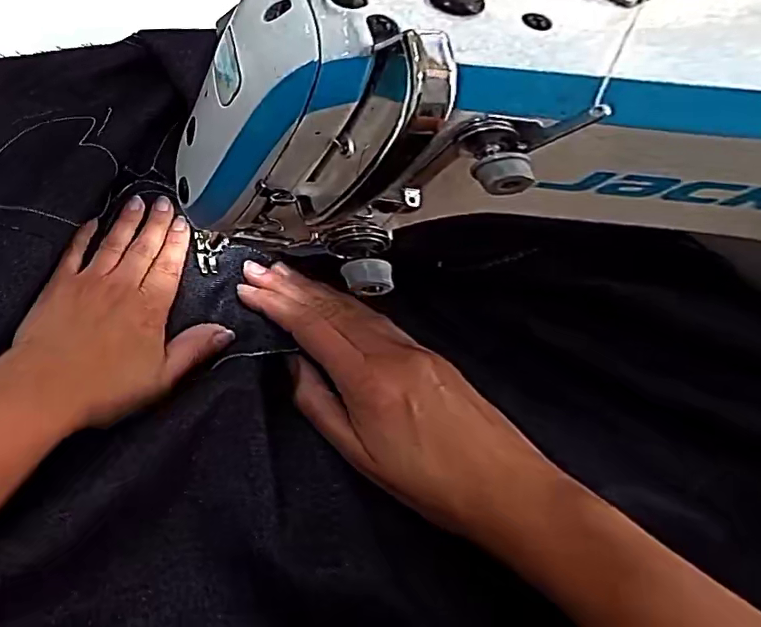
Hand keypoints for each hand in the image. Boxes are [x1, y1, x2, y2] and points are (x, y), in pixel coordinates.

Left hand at [0, 196, 234, 431]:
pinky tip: (92, 222)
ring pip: (114, 242)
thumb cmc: (102, 389)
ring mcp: (90, 280)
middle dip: (157, 222)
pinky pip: (76, 250)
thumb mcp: (160, 379)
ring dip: (128, 220)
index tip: (184, 224)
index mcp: (148, 308)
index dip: (178, 242)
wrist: (46, 385)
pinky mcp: (61, 283)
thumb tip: (224, 332)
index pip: (169, 266)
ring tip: (138, 201)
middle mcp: (122, 286)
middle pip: (144, 247)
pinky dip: (85, 234)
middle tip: (165, 202)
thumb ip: (193, 350)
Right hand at [236, 261, 563, 538]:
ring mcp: (411, 348)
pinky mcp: (426, 352)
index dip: (275, 303)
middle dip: (287, 284)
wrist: (510, 489)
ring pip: (351, 306)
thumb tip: (294, 370)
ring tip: (285, 275)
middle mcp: (390, 352)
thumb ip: (319, 406)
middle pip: (328, 306)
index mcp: (368, 378)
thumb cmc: (438, 483)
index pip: (310, 325)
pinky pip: (373, 315)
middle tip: (258, 270)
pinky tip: (332, 298)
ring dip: (313, 288)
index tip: (250, 289)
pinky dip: (342, 301)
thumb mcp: (361, 456)